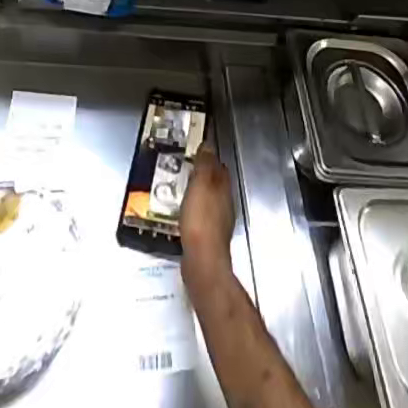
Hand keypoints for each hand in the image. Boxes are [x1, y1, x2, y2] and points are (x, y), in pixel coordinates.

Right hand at [180, 146, 232, 272]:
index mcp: (223, 189)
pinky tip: (184, 213)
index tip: (196, 151)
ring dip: (199, 193)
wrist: (202, 261)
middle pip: (216, 183)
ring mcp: (218, 222)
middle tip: (186, 168)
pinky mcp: (209, 237)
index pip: (219, 167)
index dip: (209, 158)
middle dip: (204, 175)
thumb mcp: (200, 186)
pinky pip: (202, 216)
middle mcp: (225, 204)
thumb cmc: (200, 220)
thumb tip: (209, 146)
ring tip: (182, 188)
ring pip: (210, 200)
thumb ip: (204, 166)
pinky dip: (194, 210)